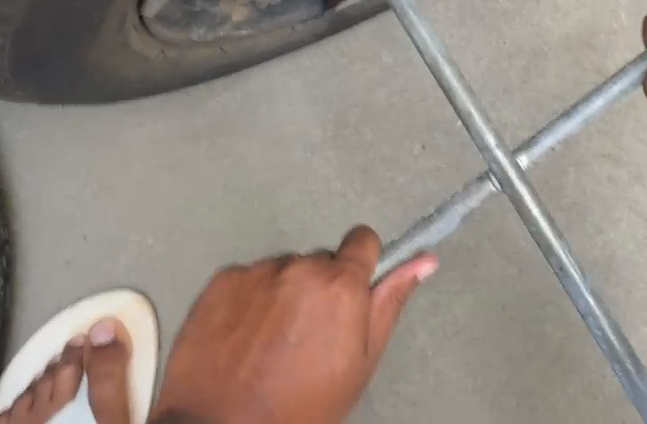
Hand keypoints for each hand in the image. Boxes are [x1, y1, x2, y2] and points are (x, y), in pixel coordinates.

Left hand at [151, 227, 435, 423]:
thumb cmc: (301, 409)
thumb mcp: (359, 364)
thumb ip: (390, 302)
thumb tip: (425, 261)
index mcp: (341, 284)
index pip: (363, 240)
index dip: (360, 263)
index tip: (351, 288)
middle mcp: (301, 267)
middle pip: (320, 260)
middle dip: (318, 286)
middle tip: (307, 334)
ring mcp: (257, 272)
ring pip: (283, 269)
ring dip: (282, 292)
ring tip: (271, 341)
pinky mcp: (221, 281)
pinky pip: (246, 277)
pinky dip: (247, 300)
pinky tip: (243, 337)